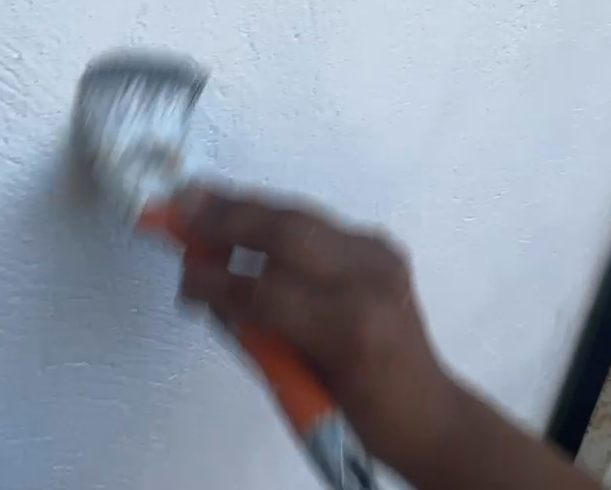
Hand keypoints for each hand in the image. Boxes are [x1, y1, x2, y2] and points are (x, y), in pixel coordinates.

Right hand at [171, 185, 458, 476]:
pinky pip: (312, 221)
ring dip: (243, 207)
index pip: (268, 293)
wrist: (430, 411)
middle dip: (226, 218)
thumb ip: (251, 328)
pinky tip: (240, 212)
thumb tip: (203, 282)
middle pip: (287, 234)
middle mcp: (370, 281)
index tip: (182, 275)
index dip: (217, 279)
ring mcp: (378, 255)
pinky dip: (271, 217)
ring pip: (297, 216)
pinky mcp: (377, 243)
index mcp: (351, 330)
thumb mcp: (298, 382)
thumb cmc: (362, 412)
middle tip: (181, 206)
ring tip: (199, 197)